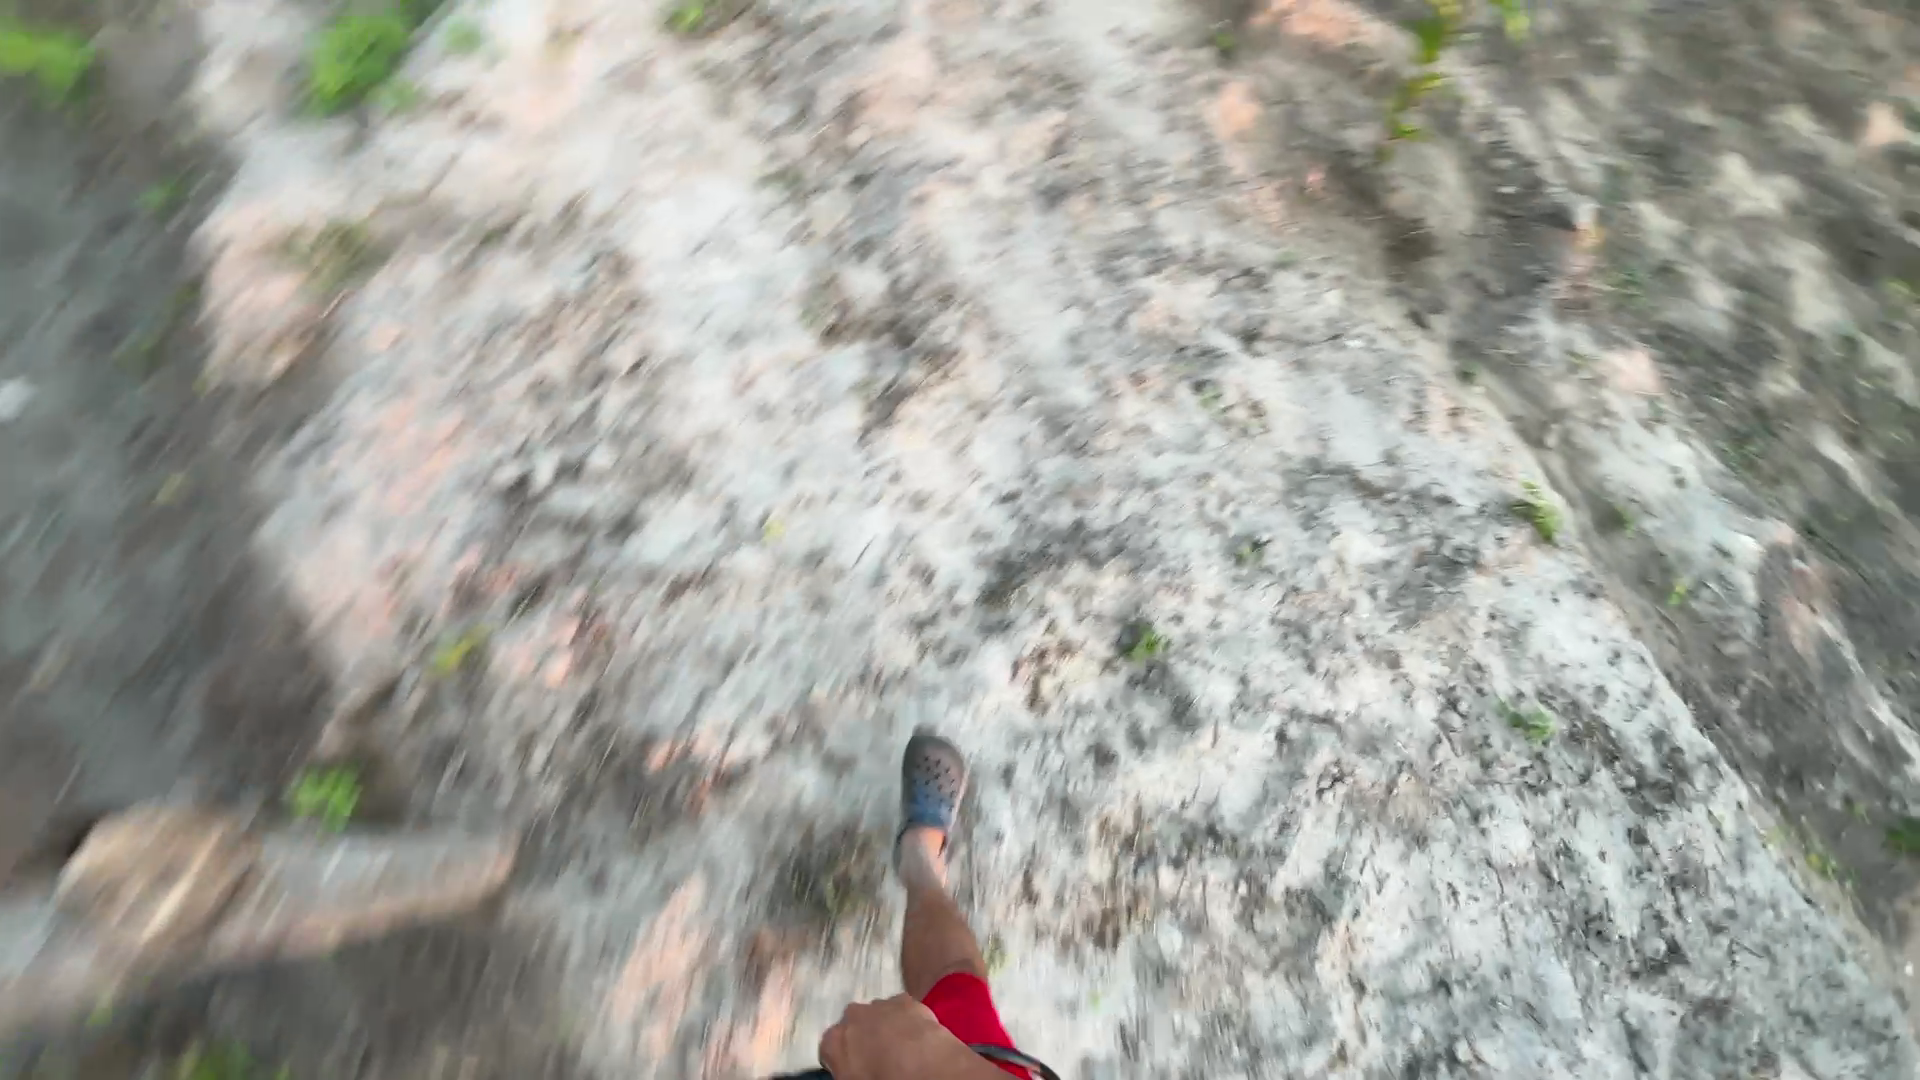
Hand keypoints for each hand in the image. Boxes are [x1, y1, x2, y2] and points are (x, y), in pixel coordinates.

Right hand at [817, 994, 983, 1079]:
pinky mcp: (903, 998)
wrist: (919, 1064)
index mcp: (834, 1041)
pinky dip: (903, 1018)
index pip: (829, 1048)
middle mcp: (852, 1015)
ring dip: (882, 1026)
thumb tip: (853, 1070)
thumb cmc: (880, 1079)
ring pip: (876, 1013)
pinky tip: (912, 1035)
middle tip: (876, 1057)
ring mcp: (878, 1003)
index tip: (853, 1068)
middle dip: (862, 1036)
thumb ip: (846, 1072)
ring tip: (897, 1047)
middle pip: (852, 1024)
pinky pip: (899, 1008)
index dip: (841, 1058)